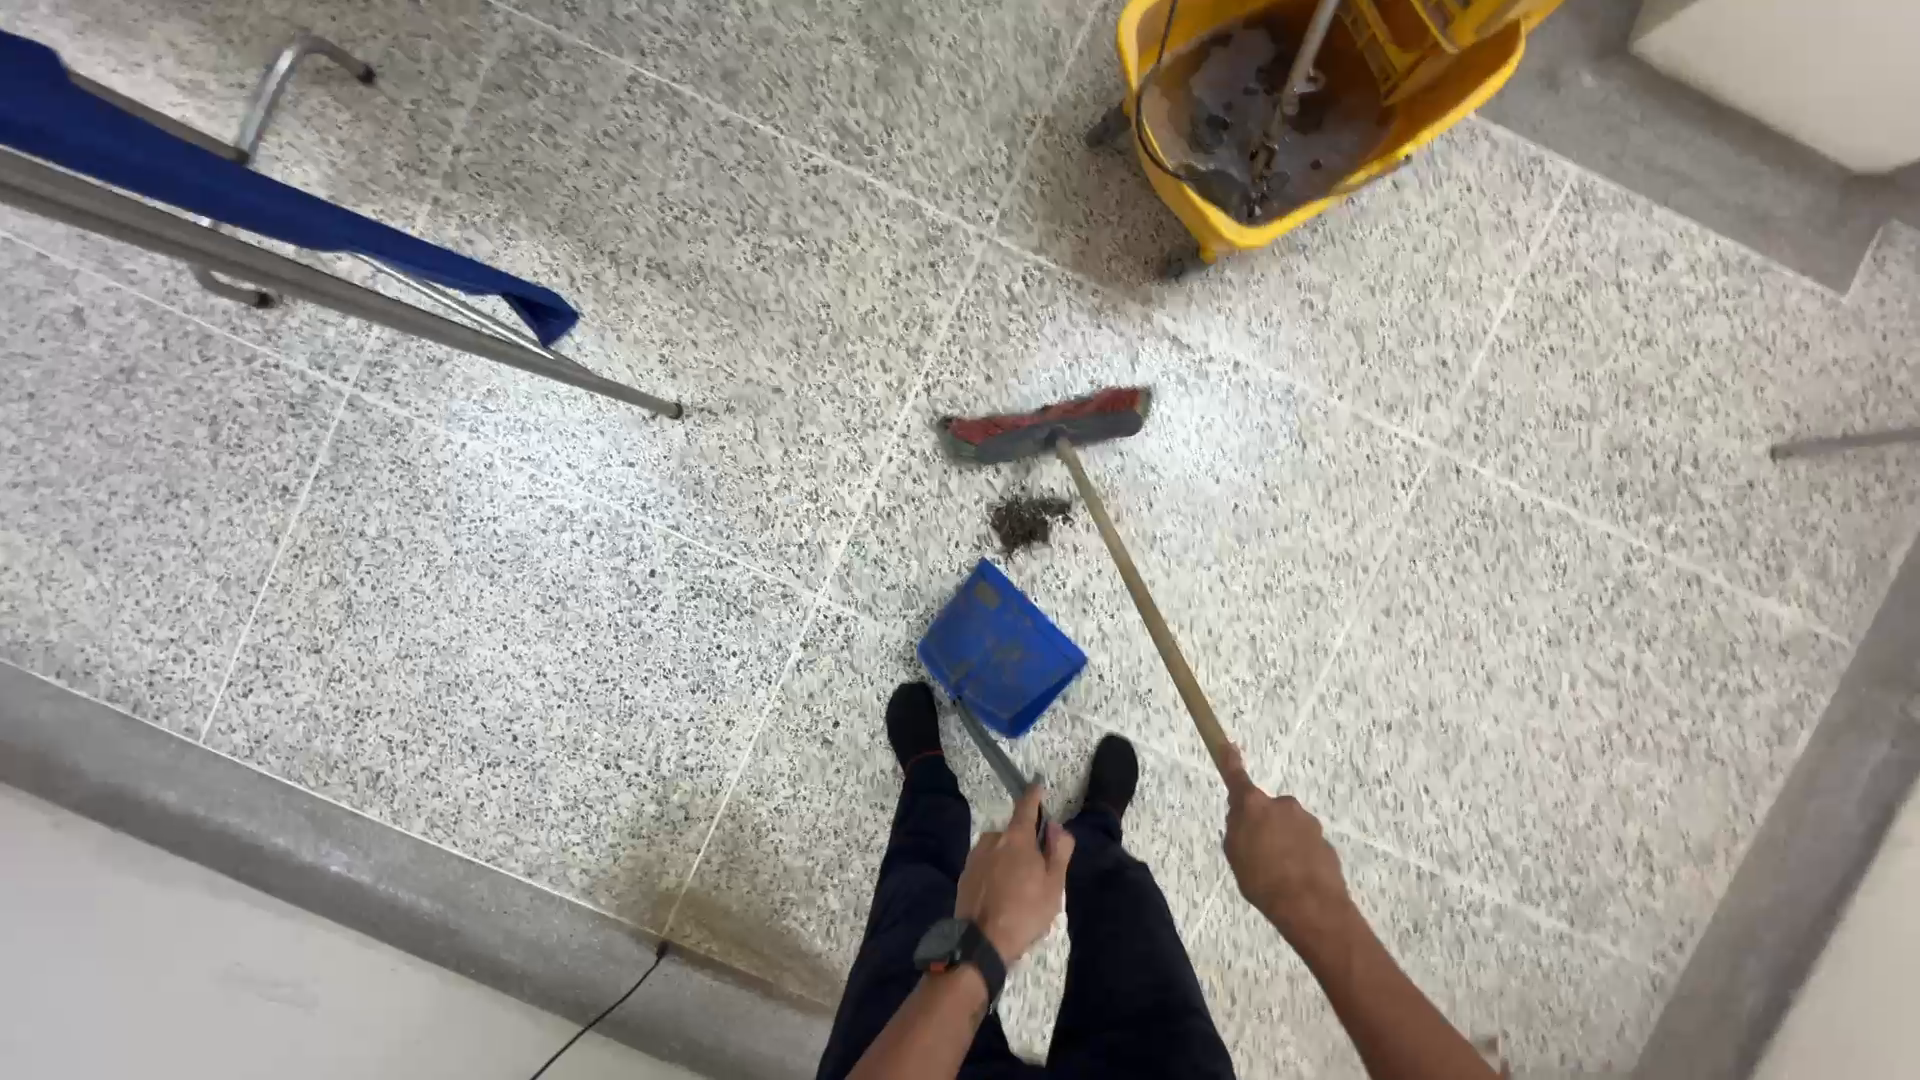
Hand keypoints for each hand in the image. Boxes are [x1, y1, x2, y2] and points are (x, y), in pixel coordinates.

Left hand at [954, 785, 1074, 963]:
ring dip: (1009, 860)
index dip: (1034, 796)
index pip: (1026, 806)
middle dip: (1025, 844)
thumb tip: (1056, 826)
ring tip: (1019, 890)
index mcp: (1016, 838)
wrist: (981, 942)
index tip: (1038, 787)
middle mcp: (992, 839)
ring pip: (998, 850)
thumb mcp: (1054, 885)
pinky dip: (995, 873)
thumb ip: (1058, 850)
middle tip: (1037, 872)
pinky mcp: (964, 875)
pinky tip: (1001, 896)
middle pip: (1013, 833)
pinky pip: (986, 866)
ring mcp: (975, 857)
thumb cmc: (1025, 912)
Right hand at [1221, 743, 1354, 943]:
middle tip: (1256, 854)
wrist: (1311, 907)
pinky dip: (1298, 855)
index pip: (1237, 776)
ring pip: (1287, 827)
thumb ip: (1237, 828)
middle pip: (1266, 808)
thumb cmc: (1261, 879)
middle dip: (1262, 824)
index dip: (1230, 760)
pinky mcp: (1325, 841)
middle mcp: (1282, 805)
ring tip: (1278, 874)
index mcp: (1254, 805)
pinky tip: (1296, 879)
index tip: (1228, 743)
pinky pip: (1304, 843)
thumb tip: (1242, 816)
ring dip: (1282, 842)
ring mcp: (1307, 822)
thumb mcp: (1234, 854)